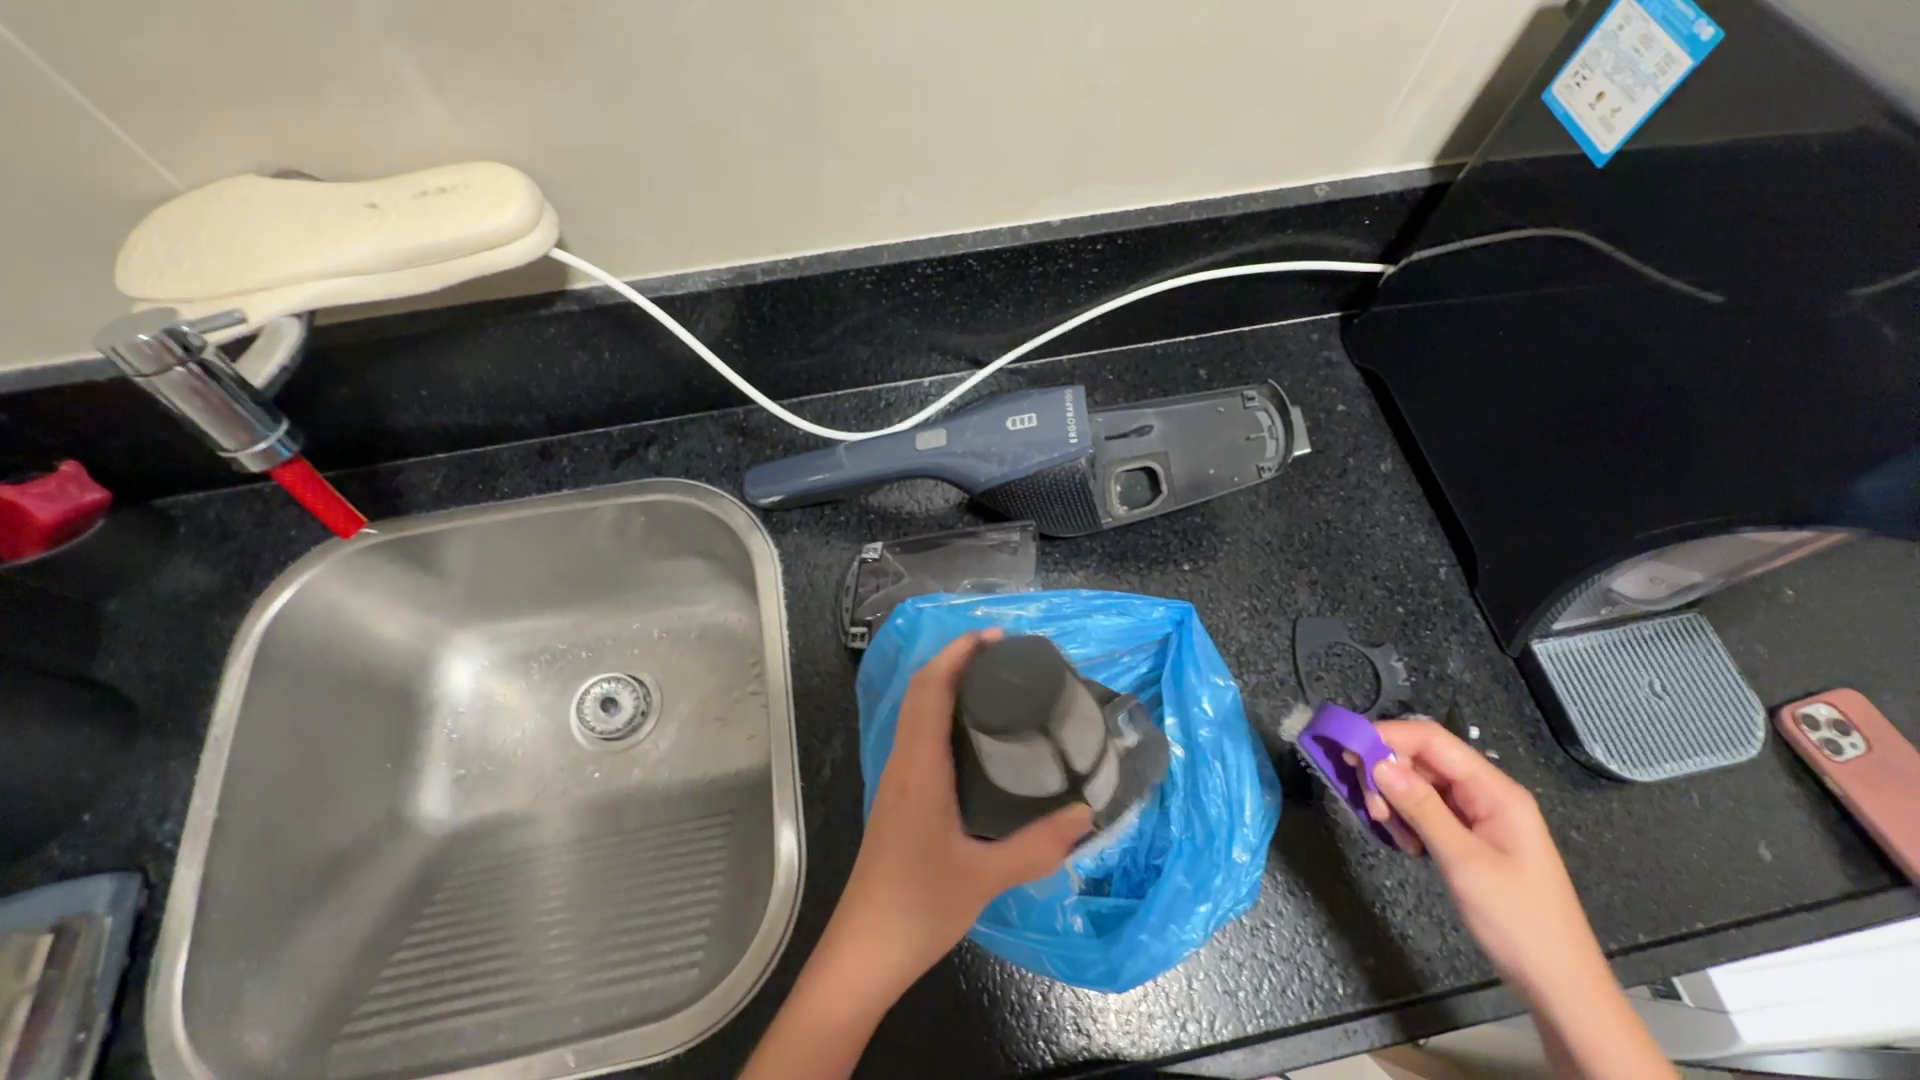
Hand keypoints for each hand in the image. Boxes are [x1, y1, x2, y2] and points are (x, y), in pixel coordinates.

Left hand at [820, 629, 1092, 1001]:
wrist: (863, 953)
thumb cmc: (918, 909)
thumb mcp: (986, 878)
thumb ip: (1038, 846)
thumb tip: (1086, 814)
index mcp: (919, 770)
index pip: (931, 690)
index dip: (958, 655)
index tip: (996, 637)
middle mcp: (903, 766)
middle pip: (921, 694)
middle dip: (958, 663)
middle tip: (1007, 656)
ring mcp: (896, 784)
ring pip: (917, 717)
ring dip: (948, 688)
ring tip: (997, 685)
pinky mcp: (899, 802)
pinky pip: (920, 741)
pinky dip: (944, 719)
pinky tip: (976, 740)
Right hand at [1364, 719, 1598, 997]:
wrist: (1557, 980)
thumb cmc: (1518, 920)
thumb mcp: (1464, 861)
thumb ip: (1421, 808)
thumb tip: (1378, 764)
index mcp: (1496, 791)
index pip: (1433, 741)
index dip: (1388, 737)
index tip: (1348, 749)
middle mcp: (1486, 795)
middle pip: (1424, 760)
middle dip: (1387, 773)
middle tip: (1367, 805)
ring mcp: (1478, 817)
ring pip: (1421, 787)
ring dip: (1395, 800)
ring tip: (1389, 831)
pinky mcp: (1469, 839)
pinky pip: (1428, 812)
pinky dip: (1407, 821)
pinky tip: (1406, 844)